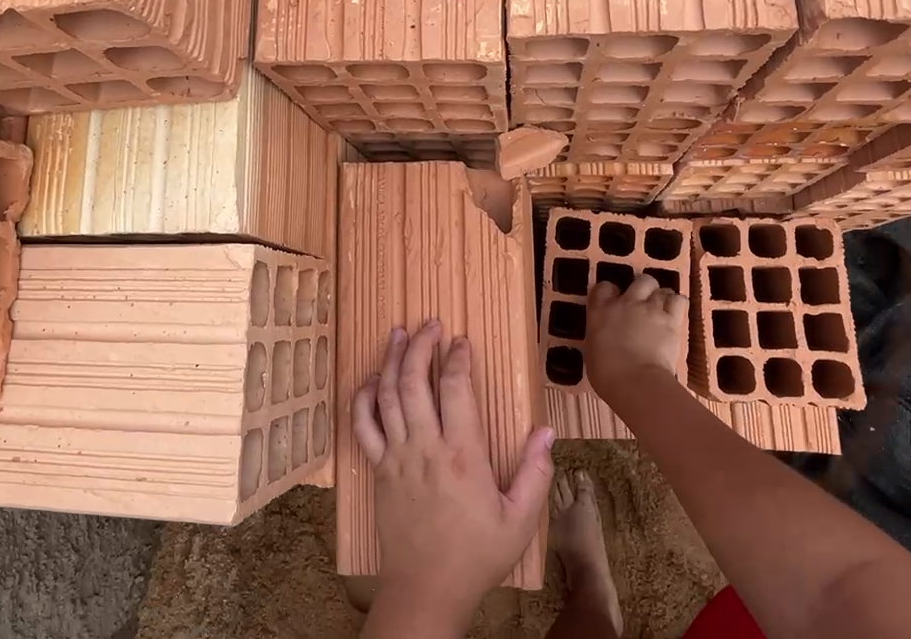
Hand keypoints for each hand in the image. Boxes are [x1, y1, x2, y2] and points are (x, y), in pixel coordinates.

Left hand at [353, 321, 553, 629]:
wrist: (427, 588)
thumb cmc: (477, 554)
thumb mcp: (519, 519)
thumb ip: (535, 472)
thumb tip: (546, 431)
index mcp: (462, 455)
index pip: (456, 388)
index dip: (457, 357)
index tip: (460, 339)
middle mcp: (425, 447)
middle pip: (415, 380)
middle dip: (420, 345)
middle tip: (429, 323)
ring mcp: (396, 456)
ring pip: (387, 395)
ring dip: (392, 360)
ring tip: (398, 334)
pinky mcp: (378, 469)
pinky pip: (364, 425)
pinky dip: (364, 397)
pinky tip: (372, 379)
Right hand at [585, 274, 688, 407]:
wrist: (634, 380)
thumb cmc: (605, 371)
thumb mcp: (593, 347)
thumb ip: (601, 333)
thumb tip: (608, 336)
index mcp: (601, 309)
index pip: (605, 287)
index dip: (612, 291)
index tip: (615, 300)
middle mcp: (626, 302)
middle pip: (640, 281)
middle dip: (644, 287)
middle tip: (644, 301)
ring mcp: (650, 309)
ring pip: (661, 289)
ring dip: (662, 297)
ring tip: (662, 308)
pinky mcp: (671, 321)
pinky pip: (679, 301)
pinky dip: (677, 304)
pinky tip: (674, 312)